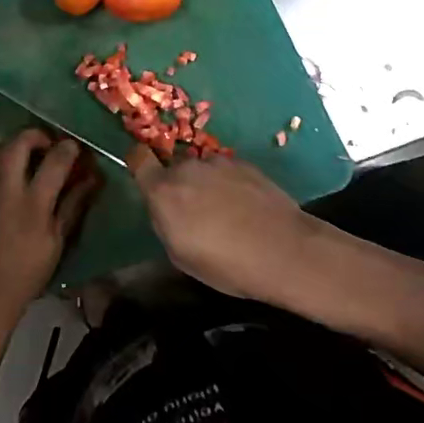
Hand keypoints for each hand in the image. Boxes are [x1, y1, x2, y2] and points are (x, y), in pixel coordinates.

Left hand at [0, 130, 100, 324]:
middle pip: (18, 144)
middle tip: (49, 144)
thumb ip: (73, 205)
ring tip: (30, 157)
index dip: (68, 148)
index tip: (75, 147)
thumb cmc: (28, 272)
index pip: (55, 161)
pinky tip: (13, 177)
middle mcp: (6, 189)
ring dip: (16, 146)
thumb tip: (92, 178)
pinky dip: (3, 162)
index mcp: (32, 203)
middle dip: (36, 135)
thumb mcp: (57, 241)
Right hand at [129, 145, 319, 302]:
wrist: (284, 251)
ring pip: (201, 169)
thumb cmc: (226, 264)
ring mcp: (218, 163)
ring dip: (205, 183)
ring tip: (226, 212)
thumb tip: (167, 210)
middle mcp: (187, 169)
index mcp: (163, 192)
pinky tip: (246, 207)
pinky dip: (229, 183)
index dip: (140, 164)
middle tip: (195, 211)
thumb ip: (165, 223)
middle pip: (173, 167)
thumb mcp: (180, 256)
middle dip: (179, 184)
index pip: (138, 158)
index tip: (147, 178)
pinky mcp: (245, 164)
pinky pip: (225, 170)